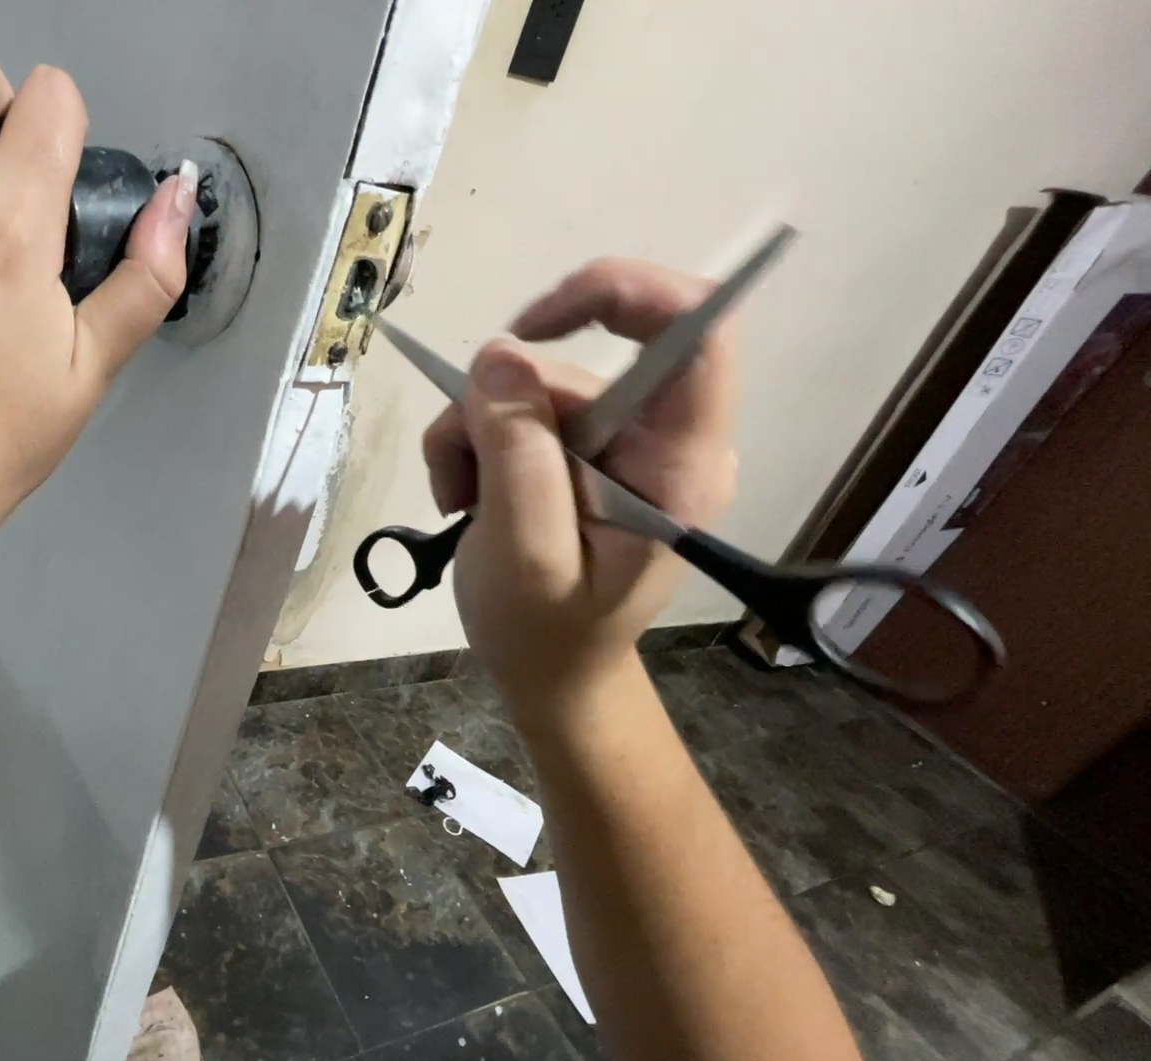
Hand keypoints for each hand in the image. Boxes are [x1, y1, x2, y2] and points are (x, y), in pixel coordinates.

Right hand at [422, 258, 738, 710]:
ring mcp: (615, 446)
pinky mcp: (578, 454)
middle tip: (457, 480)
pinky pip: (513, 415)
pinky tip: (465, 497)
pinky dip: (472, 447)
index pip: (694, 330)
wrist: (551, 674)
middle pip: (573, 370)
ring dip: (471, 438)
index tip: (530, 328)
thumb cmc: (545, 633)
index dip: (620, 295)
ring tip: (460, 503)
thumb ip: (516, 452)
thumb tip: (498, 358)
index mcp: (677, 465)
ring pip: (527, 392)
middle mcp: (657, 441)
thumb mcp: (523, 551)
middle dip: (493, 412)